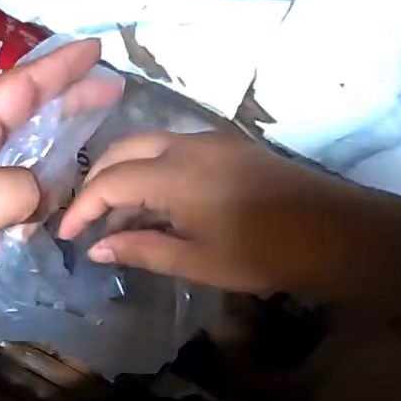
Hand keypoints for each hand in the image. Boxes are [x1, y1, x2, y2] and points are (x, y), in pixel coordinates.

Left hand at [0, 39, 123, 325]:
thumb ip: (16, 191)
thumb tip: (46, 195)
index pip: (18, 88)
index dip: (59, 68)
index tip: (97, 49)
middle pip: (26, 116)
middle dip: (68, 101)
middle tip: (112, 91)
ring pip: (25, 158)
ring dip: (59, 150)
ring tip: (96, 144)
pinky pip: (16, 197)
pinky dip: (41, 195)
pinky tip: (62, 200)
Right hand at [57, 131, 367, 293]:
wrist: (333, 231)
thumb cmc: (262, 253)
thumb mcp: (196, 260)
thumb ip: (141, 249)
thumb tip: (97, 248)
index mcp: (175, 174)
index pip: (109, 181)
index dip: (82, 207)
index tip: (67, 234)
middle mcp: (187, 145)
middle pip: (123, 150)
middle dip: (96, 181)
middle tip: (85, 218)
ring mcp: (210, 140)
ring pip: (147, 144)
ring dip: (124, 174)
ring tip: (117, 217)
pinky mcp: (227, 145)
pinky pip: (172, 148)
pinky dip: (150, 170)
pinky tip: (153, 204)